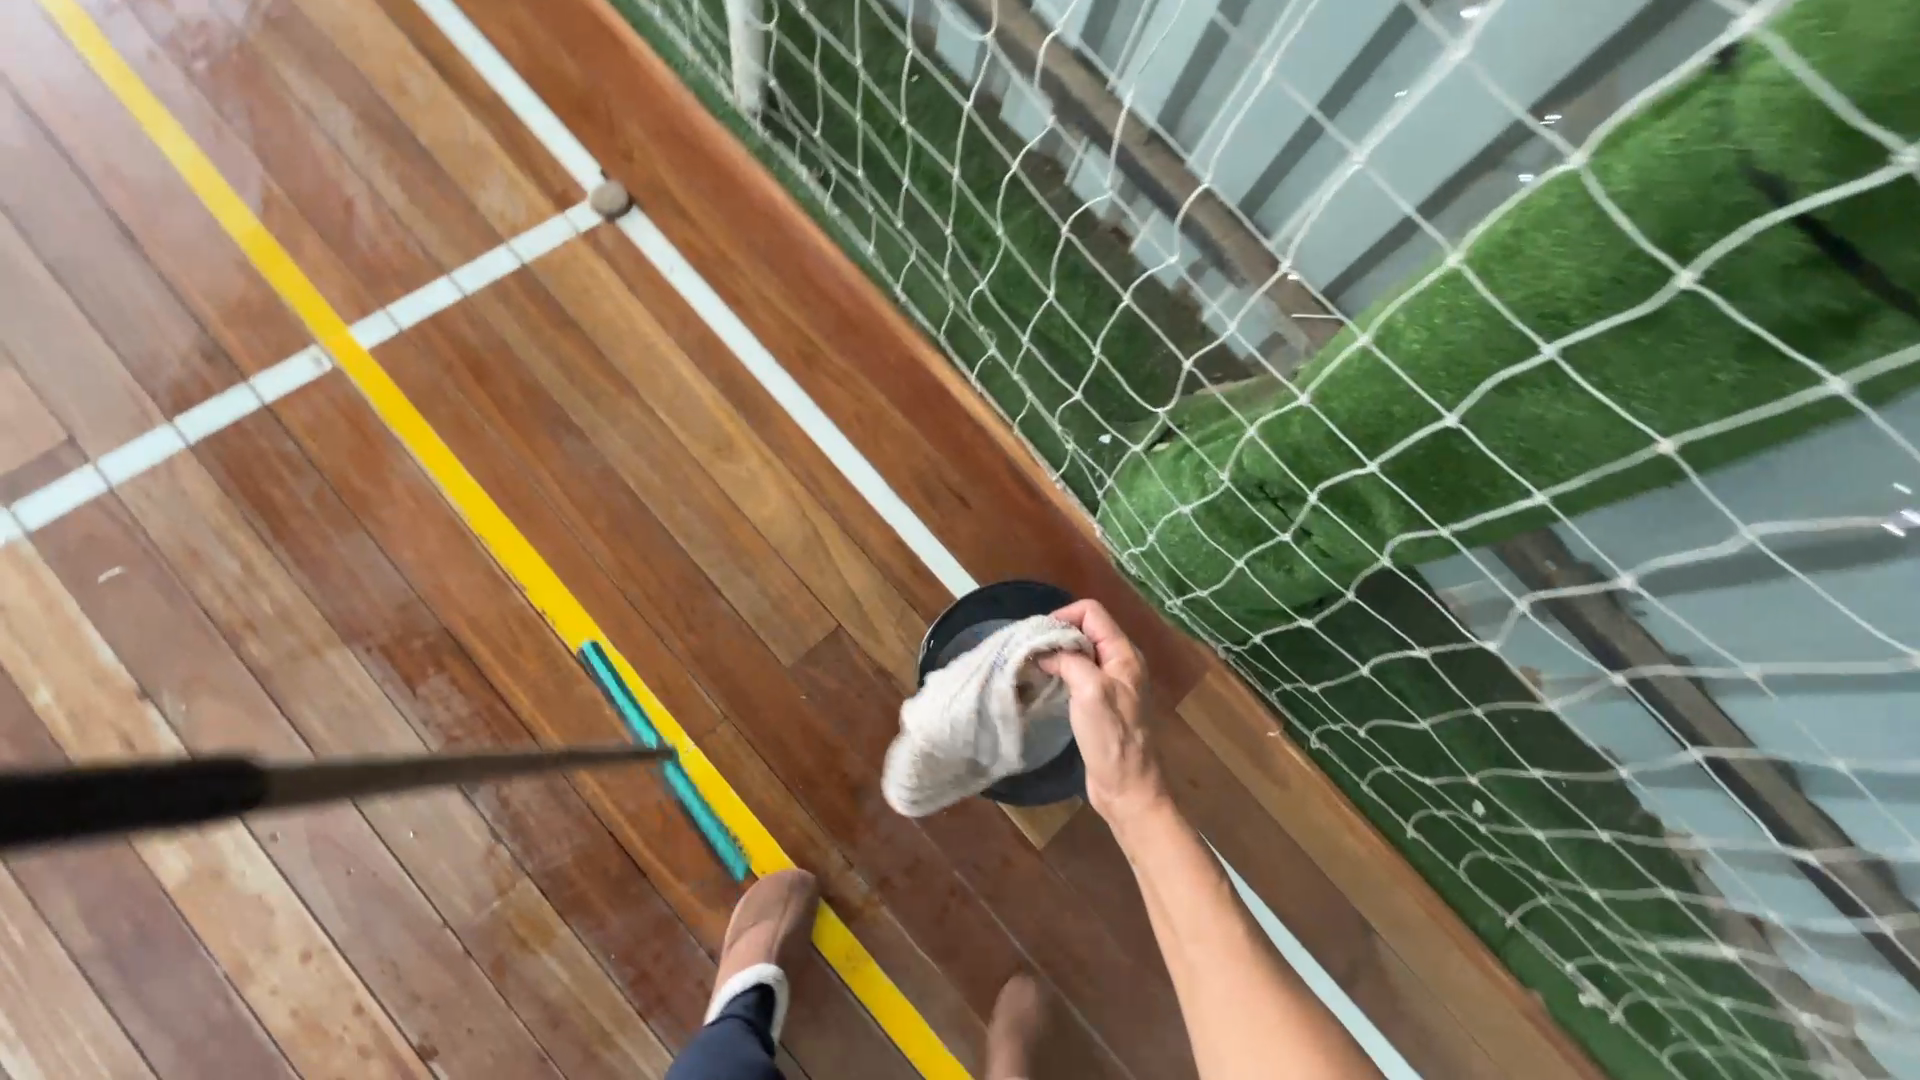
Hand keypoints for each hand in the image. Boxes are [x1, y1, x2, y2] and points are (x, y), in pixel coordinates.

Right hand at [1039, 600, 1168, 825]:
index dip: (1064, 616)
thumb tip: (1044, 651)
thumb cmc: (1112, 738)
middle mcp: (1119, 663)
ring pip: (1080, 652)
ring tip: (1032, 665)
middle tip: (1029, 650)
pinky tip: (1044, 683)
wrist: (1127, 787)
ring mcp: (1111, 683)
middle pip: (1085, 630)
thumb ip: (1070, 661)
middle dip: (1056, 634)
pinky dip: (1060, 672)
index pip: (1092, 612)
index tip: (1038, 636)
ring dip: (1056, 654)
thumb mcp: (1090, 691)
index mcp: (1123, 654)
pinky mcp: (1101, 702)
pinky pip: (1079, 674)